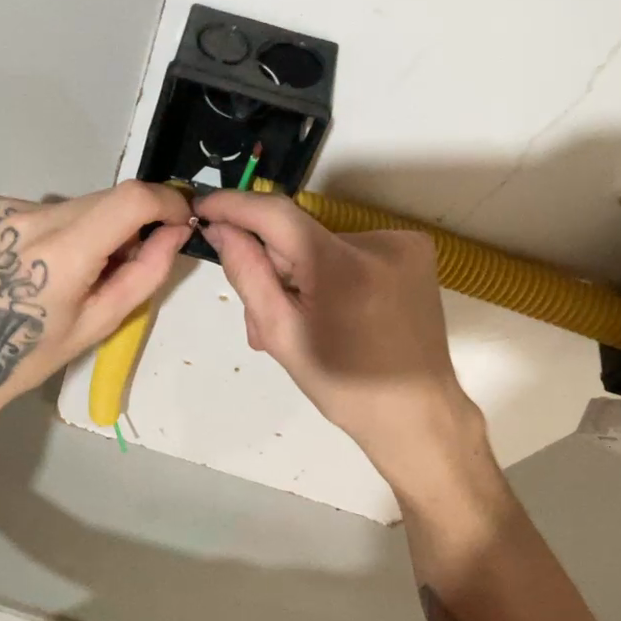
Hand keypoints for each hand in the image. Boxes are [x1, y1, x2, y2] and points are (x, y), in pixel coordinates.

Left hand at [0, 181, 192, 420]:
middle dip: (124, 224)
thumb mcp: (100, 323)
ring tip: (66, 271)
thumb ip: (146, 272)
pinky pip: (40, 207)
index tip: (178, 217)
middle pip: (102, 200)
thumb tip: (177, 228)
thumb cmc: (34, 354)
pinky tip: (35, 263)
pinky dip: (51, 228)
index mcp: (60, 256)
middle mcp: (27, 220)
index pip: (130, 199)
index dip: (165, 202)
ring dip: (86, 227)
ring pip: (72, 203)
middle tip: (118, 262)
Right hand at [195, 189, 484, 476]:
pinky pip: (350, 252)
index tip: (202, 207)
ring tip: (301, 325)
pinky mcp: (415, 252)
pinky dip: (330, 275)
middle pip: (298, 236)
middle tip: (258, 318)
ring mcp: (402, 244)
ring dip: (300, 276)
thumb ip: (248, 275)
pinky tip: (334, 313)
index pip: (276, 214)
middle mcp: (378, 242)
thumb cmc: (345, 387)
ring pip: (322, 245)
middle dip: (270, 268)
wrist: (417, 414)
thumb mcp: (282, 336)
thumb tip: (221, 229)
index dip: (234, 205)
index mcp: (342, 266)